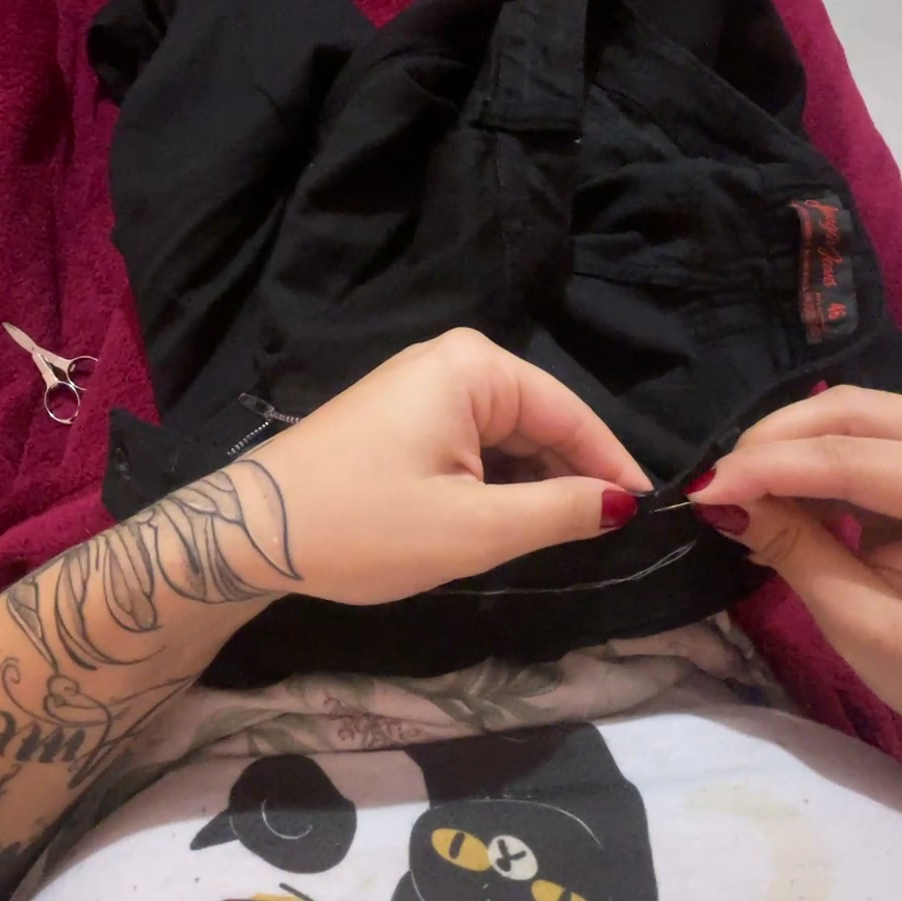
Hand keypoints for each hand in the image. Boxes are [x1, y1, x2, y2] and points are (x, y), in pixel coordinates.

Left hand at [241, 328, 650, 605]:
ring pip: (503, 437)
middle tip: (598, 539)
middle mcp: (449, 361)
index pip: (569, 413)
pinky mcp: (400, 414)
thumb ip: (559, 510)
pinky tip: (498, 521)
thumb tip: (620, 501)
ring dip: (527, 485)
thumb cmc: (366, 525)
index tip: (649, 512)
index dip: (612, 465)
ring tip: (549, 538)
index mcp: (473, 367)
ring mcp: (420, 386)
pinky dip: (490, 482)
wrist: (252, 532)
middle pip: (536, 421)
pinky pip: (468, 443)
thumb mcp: (474, 528)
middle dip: (567, 477)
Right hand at [686, 385, 901, 767]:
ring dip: (787, 443)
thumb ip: (796, 553)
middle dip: (773, 441)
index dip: (767, 467)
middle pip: (854, 412)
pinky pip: (866, 431)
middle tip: (717, 484)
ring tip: (742, 488)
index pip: (856, 459)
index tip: (699, 491)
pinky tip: (780, 489)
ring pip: (854, 412)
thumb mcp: (870, 629)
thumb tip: (721, 500)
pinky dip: (812, 455)